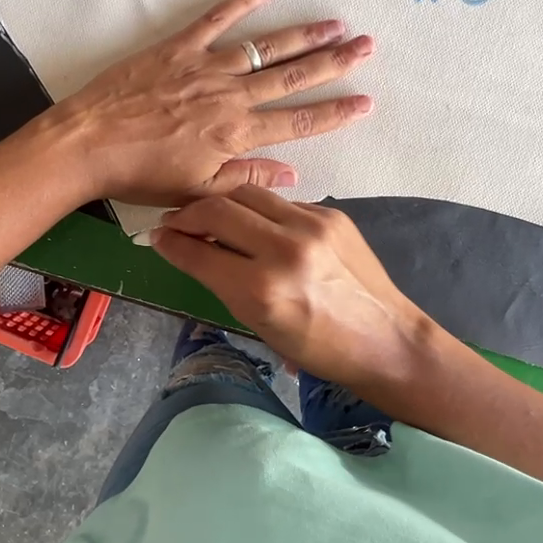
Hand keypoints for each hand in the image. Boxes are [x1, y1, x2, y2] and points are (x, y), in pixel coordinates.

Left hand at [39, 0, 374, 206]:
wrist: (89, 143)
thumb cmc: (141, 173)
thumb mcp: (197, 191)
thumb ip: (247, 179)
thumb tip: (294, 174)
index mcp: (236, 134)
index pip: (299, 122)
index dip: (335, 112)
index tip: (365, 101)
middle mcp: (230, 96)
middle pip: (292, 76)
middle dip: (334, 62)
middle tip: (366, 45)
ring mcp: (205, 67)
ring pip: (264, 47)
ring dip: (302, 34)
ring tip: (334, 22)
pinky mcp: (178, 47)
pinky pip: (214, 20)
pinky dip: (239, 3)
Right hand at [150, 185, 438, 390]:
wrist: (385, 339)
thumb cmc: (318, 348)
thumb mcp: (259, 324)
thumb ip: (223, 281)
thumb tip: (191, 249)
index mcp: (261, 290)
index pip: (199, 252)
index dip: (170, 242)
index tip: (157, 237)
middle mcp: (284, 250)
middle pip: (218, 210)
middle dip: (187, 214)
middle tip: (175, 222)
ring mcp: (311, 226)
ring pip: (248, 194)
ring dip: (221, 202)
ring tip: (208, 214)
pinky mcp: (331, 214)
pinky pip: (281, 203)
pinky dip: (260, 212)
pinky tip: (256, 226)